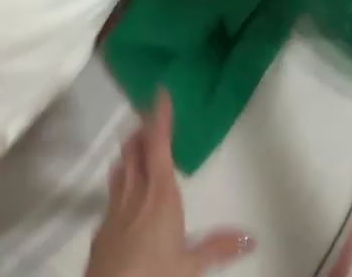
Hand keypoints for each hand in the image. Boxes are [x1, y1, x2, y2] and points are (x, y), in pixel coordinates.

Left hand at [84, 91, 255, 276]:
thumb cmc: (153, 274)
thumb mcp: (191, 266)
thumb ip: (217, 247)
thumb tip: (250, 236)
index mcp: (159, 195)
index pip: (158, 146)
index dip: (160, 118)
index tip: (160, 93)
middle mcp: (134, 193)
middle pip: (135, 151)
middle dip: (142, 131)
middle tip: (148, 115)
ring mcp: (114, 209)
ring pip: (121, 169)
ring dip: (129, 152)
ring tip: (135, 143)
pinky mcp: (101, 227)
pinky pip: (112, 192)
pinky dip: (120, 180)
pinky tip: (123, 190)